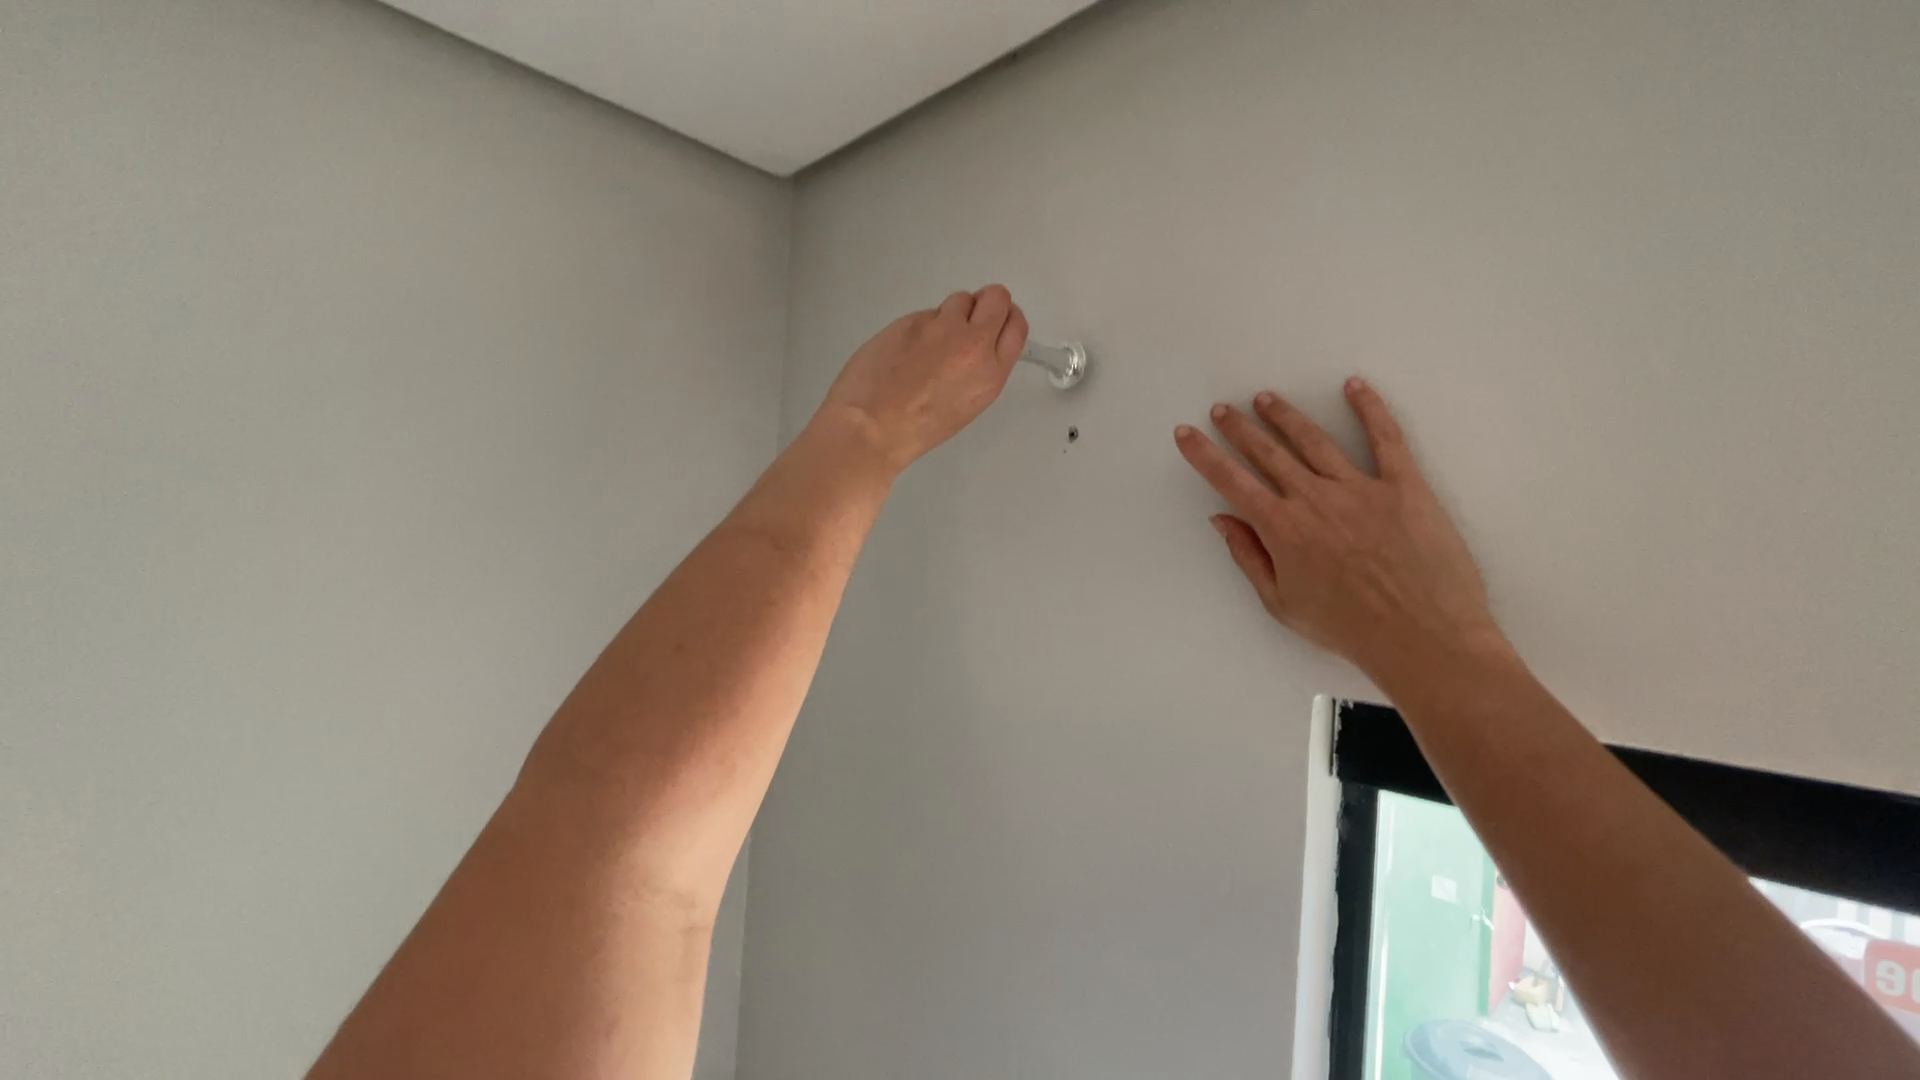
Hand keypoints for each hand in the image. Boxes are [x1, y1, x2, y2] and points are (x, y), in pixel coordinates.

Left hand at [811, 285, 1028, 474]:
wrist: (871, 426)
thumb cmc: (915, 429)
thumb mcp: (965, 406)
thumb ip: (978, 371)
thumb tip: (974, 348)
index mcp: (991, 374)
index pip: (1016, 325)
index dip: (1005, 318)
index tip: (994, 321)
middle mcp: (972, 345)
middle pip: (996, 297)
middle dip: (984, 303)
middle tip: (965, 321)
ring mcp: (941, 328)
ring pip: (960, 299)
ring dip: (950, 313)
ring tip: (930, 341)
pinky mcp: (912, 320)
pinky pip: (926, 312)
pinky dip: (920, 326)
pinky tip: (904, 349)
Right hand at [1174, 378, 1511, 682]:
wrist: (1423, 639)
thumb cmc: (1348, 630)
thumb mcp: (1281, 604)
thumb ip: (1248, 557)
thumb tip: (1222, 520)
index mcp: (1282, 530)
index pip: (1231, 481)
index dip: (1204, 455)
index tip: (1187, 433)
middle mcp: (1315, 500)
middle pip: (1267, 452)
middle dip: (1240, 428)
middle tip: (1223, 410)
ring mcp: (1361, 488)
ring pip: (1314, 440)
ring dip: (1285, 416)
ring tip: (1266, 398)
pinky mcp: (1405, 486)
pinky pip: (1386, 438)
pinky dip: (1369, 408)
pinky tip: (1354, 386)